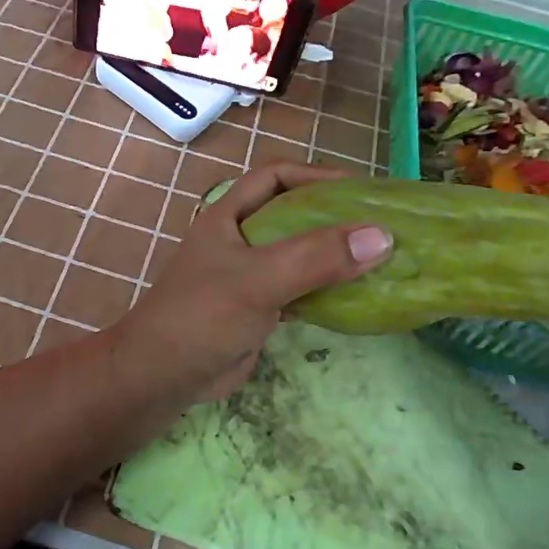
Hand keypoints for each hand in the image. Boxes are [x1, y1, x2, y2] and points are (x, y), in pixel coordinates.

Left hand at [106, 162, 391, 405]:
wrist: (164, 374)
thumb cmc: (202, 315)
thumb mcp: (257, 279)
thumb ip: (314, 257)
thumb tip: (382, 236)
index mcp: (227, 217)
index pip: (273, 176)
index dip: (315, 175)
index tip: (361, 190)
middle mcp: (238, 239)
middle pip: (292, 214)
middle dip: (334, 216)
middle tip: (384, 226)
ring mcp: (248, 274)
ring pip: (298, 254)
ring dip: (334, 256)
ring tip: (383, 260)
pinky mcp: (258, 307)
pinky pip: (300, 289)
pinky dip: (327, 290)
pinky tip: (360, 297)